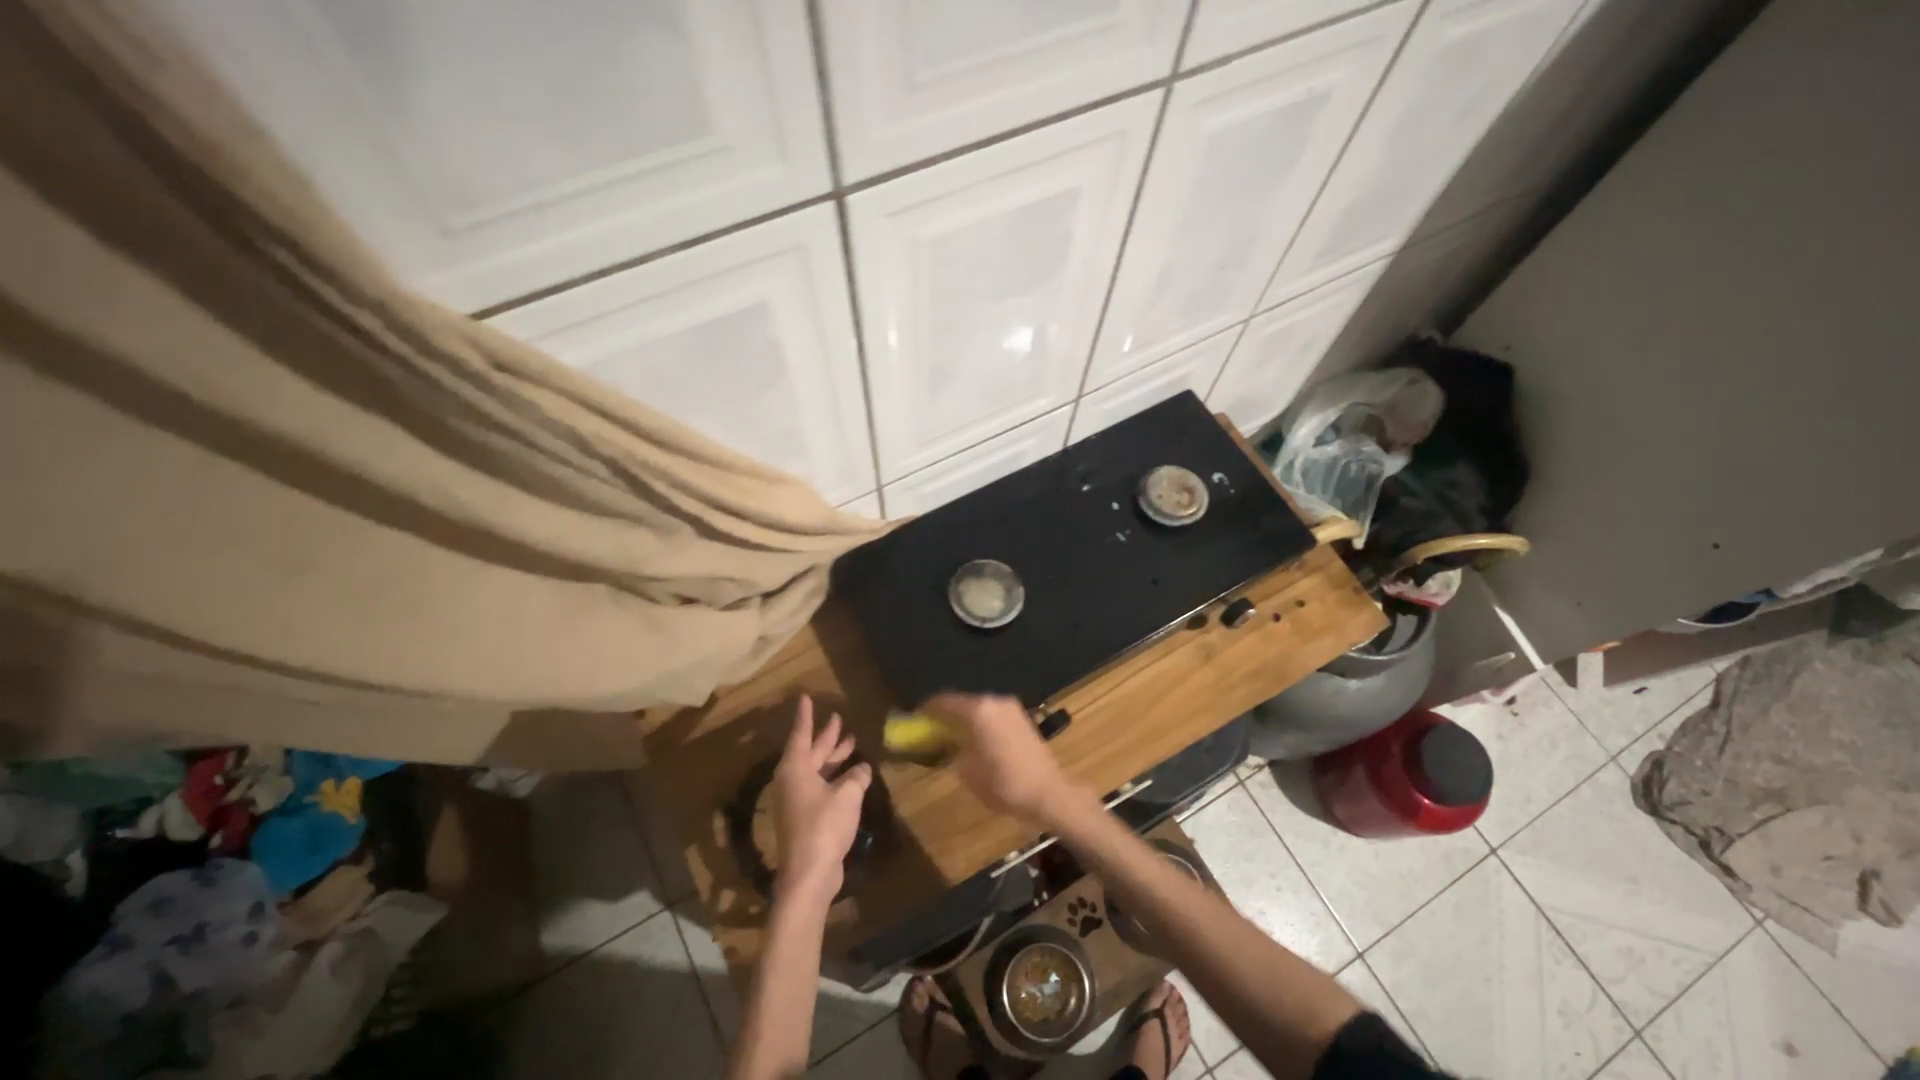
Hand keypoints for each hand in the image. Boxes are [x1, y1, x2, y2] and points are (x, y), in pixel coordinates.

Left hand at [773, 695, 871, 904]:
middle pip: (810, 752)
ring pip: (816, 771)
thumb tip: (862, 769)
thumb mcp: (847, 795)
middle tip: (838, 718)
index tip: (806, 697)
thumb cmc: (824, 826)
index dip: (806, 717)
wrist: (808, 873)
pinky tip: (852, 776)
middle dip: (825, 737)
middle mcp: (792, 781)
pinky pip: (820, 787)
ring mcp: (797, 801)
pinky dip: (834, 778)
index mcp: (795, 769)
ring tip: (850, 742)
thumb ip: (856, 777)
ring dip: (832, 758)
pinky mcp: (805, 818)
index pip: (801, 735)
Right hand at [921, 692, 1083, 824]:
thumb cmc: (1002, 782)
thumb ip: (951, 749)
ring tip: (951, 738)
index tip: (914, 720)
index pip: (943, 701)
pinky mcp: (1022, 718)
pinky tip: (974, 741)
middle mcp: (994, 701)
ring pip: (979, 708)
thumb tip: (945, 742)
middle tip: (931, 731)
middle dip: (945, 715)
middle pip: (962, 702)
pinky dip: (980, 723)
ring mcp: (1011, 708)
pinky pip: (993, 715)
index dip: (925, 710)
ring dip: (964, 719)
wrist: (1046, 792)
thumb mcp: (966, 770)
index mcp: (977, 710)